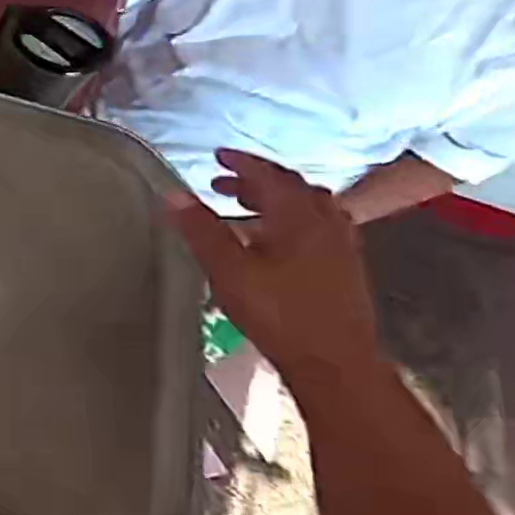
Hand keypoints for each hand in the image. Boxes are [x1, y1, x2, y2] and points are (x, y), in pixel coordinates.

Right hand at [165, 150, 380, 383]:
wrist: (333, 359)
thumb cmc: (276, 310)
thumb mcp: (228, 268)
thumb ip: (200, 228)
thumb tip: (172, 193)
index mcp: (299, 219)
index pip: (271, 178)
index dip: (243, 163)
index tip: (218, 155)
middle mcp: (326, 225)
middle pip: (294, 189)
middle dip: (258, 180)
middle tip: (222, 180)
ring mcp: (340, 246)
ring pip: (309, 207)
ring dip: (275, 198)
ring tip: (242, 204)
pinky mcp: (342, 266)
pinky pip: (316, 226)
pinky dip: (290, 218)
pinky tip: (271, 235)